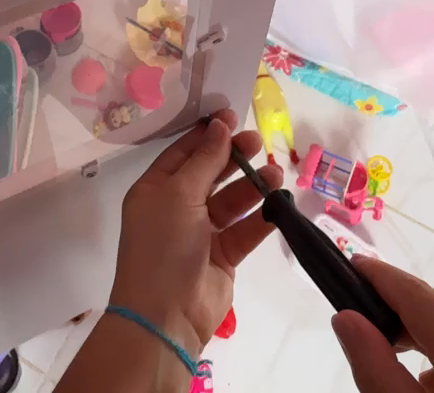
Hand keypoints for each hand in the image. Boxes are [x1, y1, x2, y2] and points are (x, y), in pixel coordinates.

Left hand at [105, 109, 282, 349]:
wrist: (165, 318)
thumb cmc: (163, 247)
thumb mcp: (180, 195)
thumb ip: (205, 160)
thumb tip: (219, 125)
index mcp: (156, 188)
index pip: (183, 152)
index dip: (208, 134)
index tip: (233, 116)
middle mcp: (176, 207)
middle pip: (209, 172)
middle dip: (233, 156)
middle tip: (259, 140)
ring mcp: (200, 232)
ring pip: (230, 200)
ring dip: (251, 185)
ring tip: (275, 171)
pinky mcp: (222, 256)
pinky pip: (243, 229)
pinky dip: (260, 217)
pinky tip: (278, 204)